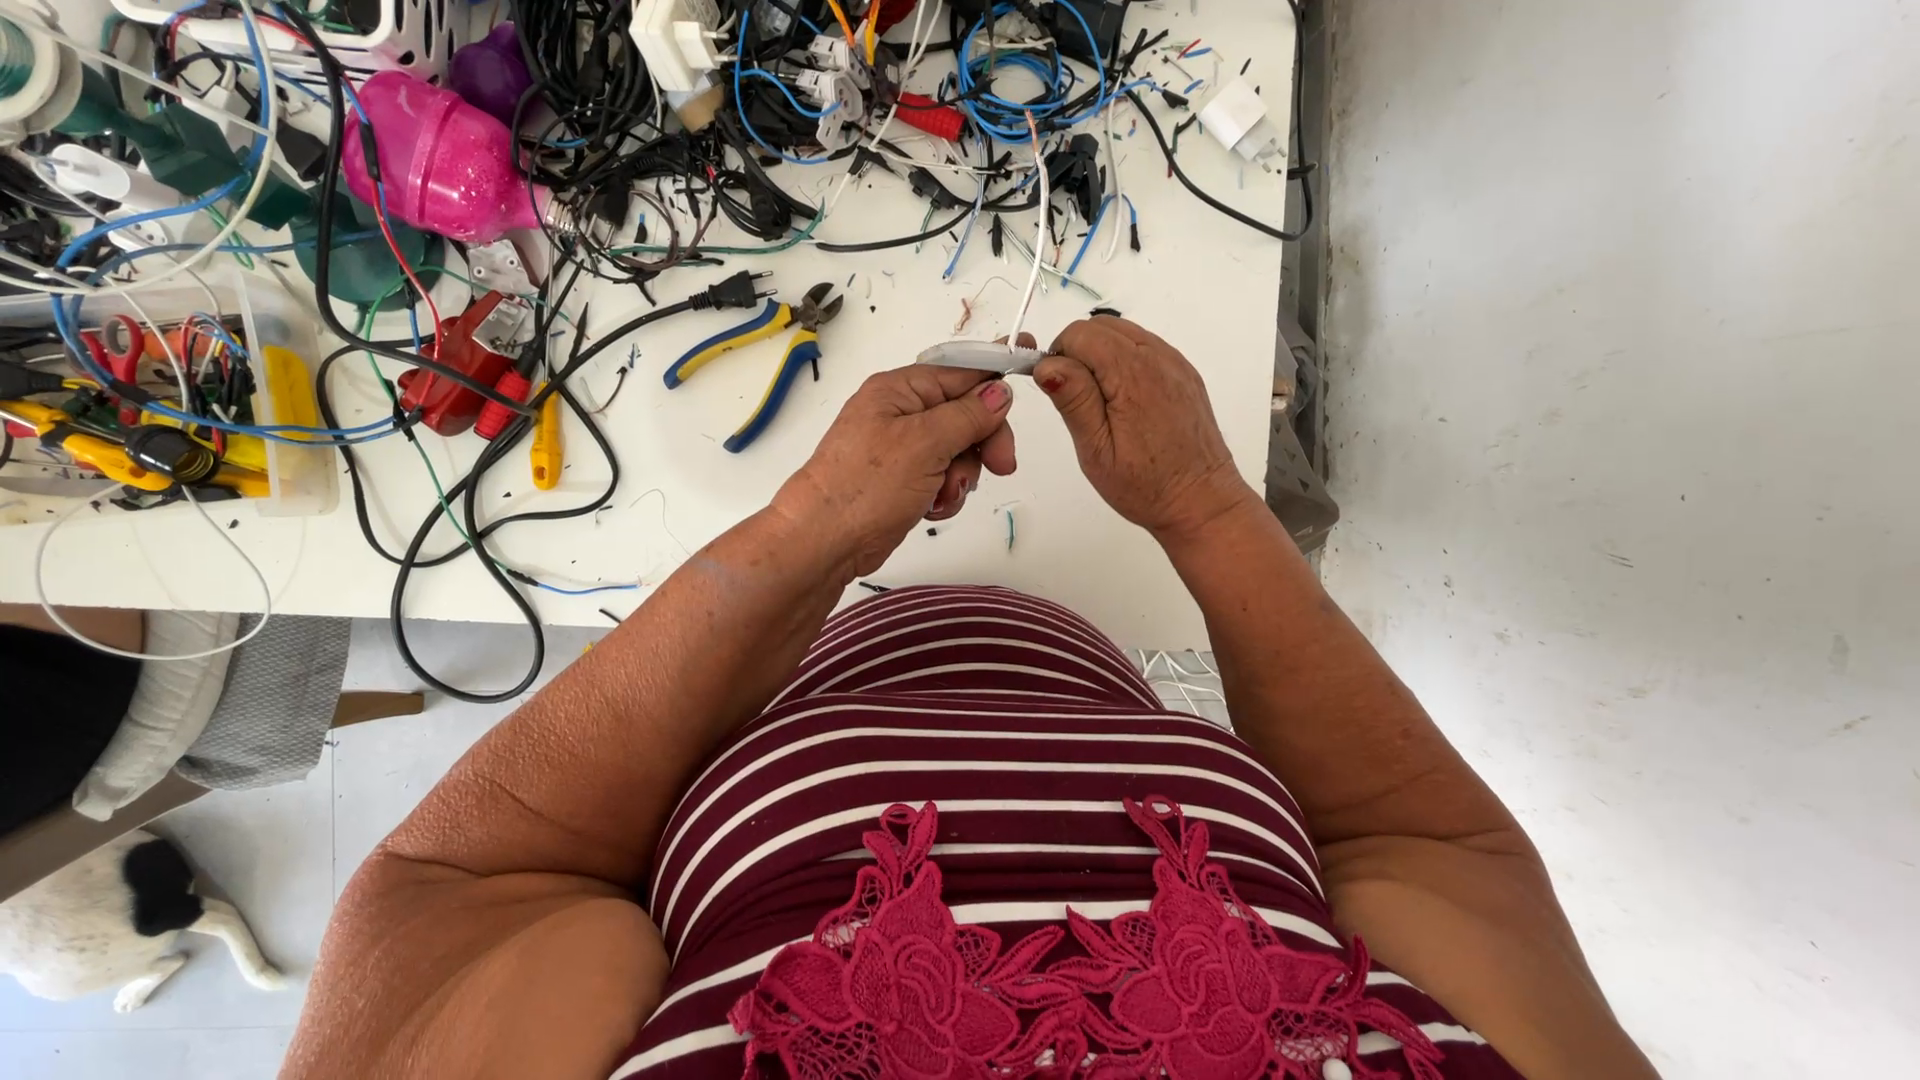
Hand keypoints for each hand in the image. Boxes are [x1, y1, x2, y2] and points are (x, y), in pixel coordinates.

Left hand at [773, 354, 1019, 577]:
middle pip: (965, 414)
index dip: (995, 376)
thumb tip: (999, 391)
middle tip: (1001, 467)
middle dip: (982, 443)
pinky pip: (943, 477)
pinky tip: (932, 508)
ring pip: (959, 451)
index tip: (1030, 373)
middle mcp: (901, 413)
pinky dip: (945, 494)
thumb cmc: (867, 486)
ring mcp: (902, 448)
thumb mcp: (925, 443)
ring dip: (961, 475)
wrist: (824, 541)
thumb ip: (968, 415)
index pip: (961, 371)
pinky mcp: (904, 480)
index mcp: (900, 389)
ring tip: (942, 495)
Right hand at [1035, 316, 1254, 540]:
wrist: (1201, 501)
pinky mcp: (1184, 374)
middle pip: (1101, 326)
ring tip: (1099, 402)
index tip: (1058, 391)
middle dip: (1078, 352)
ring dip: (1101, 355)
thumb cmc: (1147, 486)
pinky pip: (1145, 347)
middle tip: (1076, 399)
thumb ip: (1074, 401)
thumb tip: (1049, 364)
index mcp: (1133, 376)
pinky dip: (1124, 361)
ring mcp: (1175, 364)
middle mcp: (1158, 360)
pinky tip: (1123, 400)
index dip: (1059, 356)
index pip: (1080, 334)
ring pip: (1123, 333)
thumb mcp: (1097, 451)